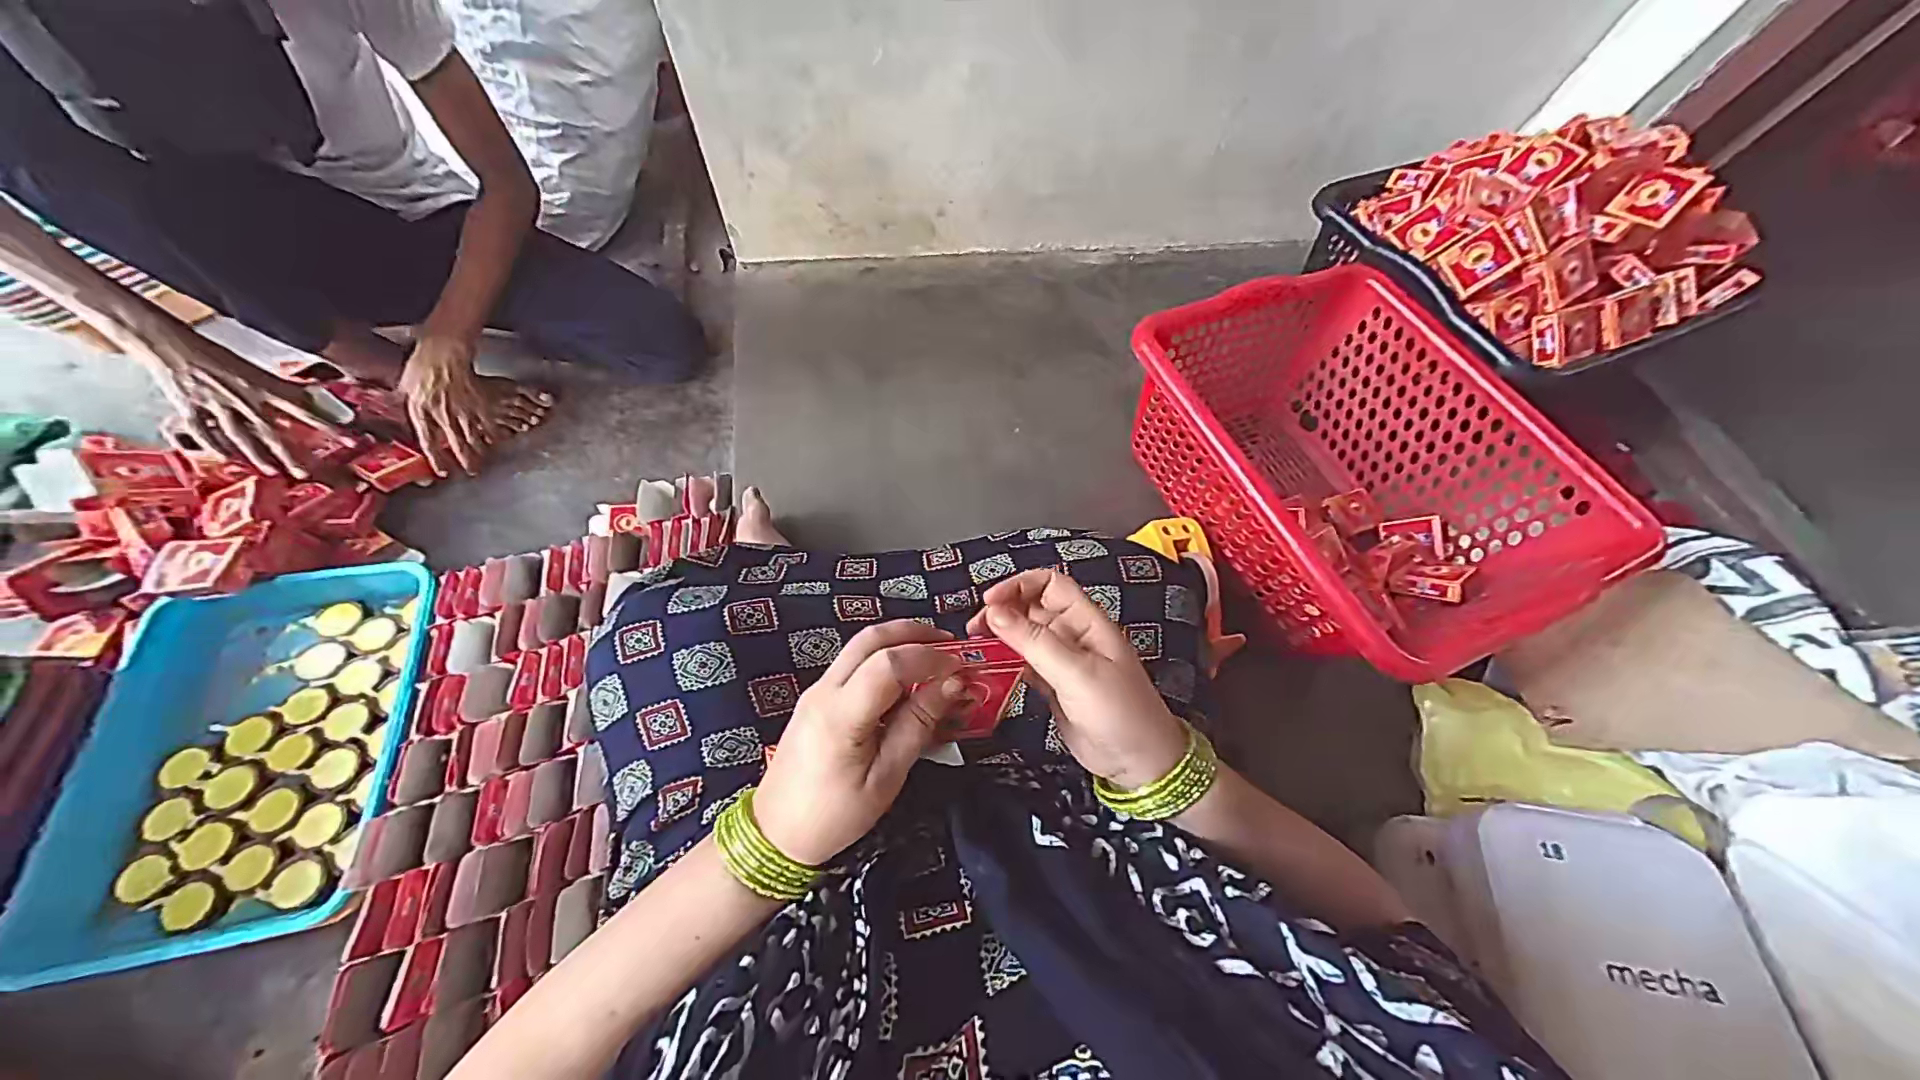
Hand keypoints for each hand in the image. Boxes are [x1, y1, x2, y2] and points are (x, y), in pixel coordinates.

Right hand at [139, 328, 342, 478]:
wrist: (169, 344)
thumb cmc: (220, 360)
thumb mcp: (259, 373)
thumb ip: (286, 390)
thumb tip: (319, 399)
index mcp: (265, 386)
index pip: (306, 408)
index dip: (330, 425)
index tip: (352, 440)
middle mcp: (244, 396)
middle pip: (271, 430)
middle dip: (289, 454)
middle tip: (305, 473)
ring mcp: (215, 403)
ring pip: (239, 435)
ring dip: (257, 456)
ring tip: (273, 472)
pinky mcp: (188, 407)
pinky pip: (203, 432)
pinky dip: (215, 446)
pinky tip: (227, 459)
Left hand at [399, 333, 493, 476]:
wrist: (444, 353)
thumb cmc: (422, 365)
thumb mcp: (405, 386)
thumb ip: (408, 404)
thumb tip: (405, 416)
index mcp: (421, 410)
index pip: (428, 440)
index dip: (436, 458)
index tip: (442, 472)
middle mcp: (443, 414)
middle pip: (456, 443)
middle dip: (465, 460)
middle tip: (472, 472)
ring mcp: (463, 411)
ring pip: (474, 437)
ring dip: (480, 452)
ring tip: (484, 462)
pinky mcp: (479, 405)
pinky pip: (488, 424)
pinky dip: (493, 435)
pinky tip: (496, 441)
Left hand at [753, 621, 971, 865]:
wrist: (774, 834)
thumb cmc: (833, 816)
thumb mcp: (885, 777)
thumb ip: (918, 725)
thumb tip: (952, 685)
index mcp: (840, 714)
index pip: (889, 663)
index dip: (930, 658)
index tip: (961, 668)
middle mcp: (824, 690)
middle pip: (871, 638)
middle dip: (915, 633)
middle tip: (951, 646)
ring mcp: (816, 691)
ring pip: (860, 646)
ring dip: (899, 642)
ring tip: (935, 659)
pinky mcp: (816, 698)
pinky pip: (854, 664)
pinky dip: (884, 660)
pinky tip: (907, 681)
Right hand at [969, 569, 1187, 789]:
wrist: (1140, 763)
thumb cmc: (1120, 712)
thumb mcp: (1077, 673)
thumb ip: (1035, 641)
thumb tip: (995, 612)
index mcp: (1087, 621)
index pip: (1049, 584)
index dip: (1018, 586)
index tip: (990, 602)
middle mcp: (1072, 635)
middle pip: (1031, 607)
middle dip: (1003, 610)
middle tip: (976, 629)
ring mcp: (1062, 660)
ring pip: (1024, 635)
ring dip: (1000, 635)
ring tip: (977, 646)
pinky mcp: (1053, 685)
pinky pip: (1023, 663)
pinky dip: (1005, 661)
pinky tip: (989, 668)